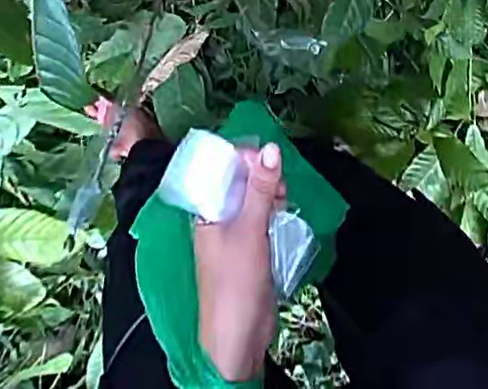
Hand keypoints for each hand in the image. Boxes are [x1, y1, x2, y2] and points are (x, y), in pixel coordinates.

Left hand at [194, 143, 284, 382]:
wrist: (237, 339)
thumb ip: (260, 188)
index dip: (244, 156)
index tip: (269, 159)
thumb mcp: (250, 230)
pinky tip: (281, 211)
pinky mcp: (246, 244)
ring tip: (282, 198)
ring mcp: (230, 229)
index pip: (220, 164)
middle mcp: (214, 212)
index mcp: (204, 204)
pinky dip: (269, 208)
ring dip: (267, 190)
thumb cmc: (236, 281)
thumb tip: (271, 147)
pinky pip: (257, 214)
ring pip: (249, 195)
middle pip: (237, 178)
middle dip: (259, 173)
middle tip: (278, 185)